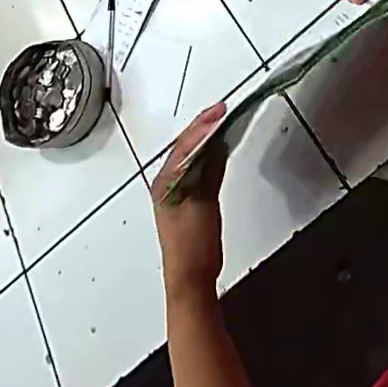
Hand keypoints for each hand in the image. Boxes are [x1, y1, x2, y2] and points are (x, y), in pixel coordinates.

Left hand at [152, 102, 227, 296]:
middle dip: (201, 126)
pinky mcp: (186, 197)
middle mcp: (167, 180)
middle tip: (220, 109)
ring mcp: (175, 189)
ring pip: (189, 154)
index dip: (202, 126)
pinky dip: (206, 154)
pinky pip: (195, 167)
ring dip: (203, 137)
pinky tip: (217, 147)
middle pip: (184, 146)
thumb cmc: (194, 244)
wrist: (189, 278)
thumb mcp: (203, 205)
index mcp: (166, 180)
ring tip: (219, 120)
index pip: (185, 145)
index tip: (219, 110)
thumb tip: (217, 143)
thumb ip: (209, 172)